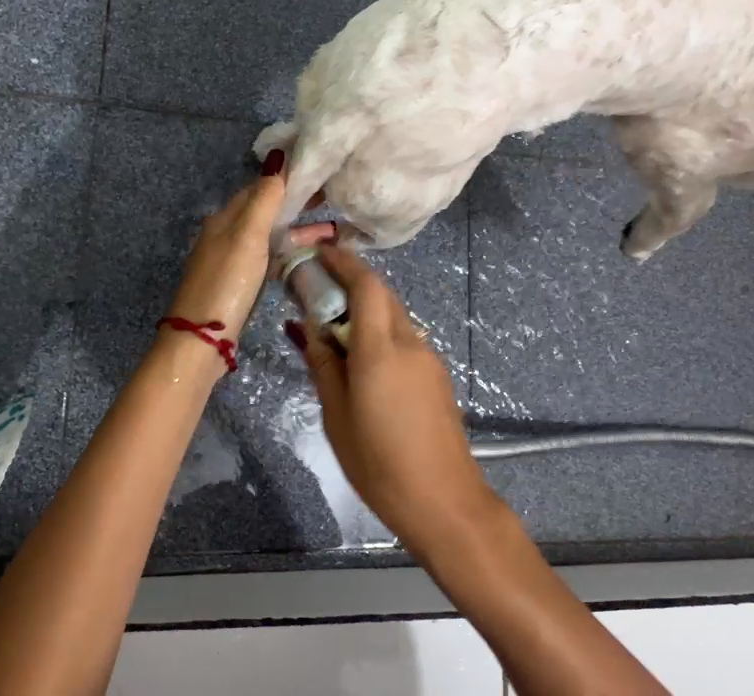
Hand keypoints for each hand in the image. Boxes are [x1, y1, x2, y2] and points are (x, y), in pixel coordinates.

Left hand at [165, 155, 332, 346]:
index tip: (320, 175)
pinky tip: (309, 258)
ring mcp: (231, 262)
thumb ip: (265, 199)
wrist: (201, 340)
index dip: (287, 180)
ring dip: (297, 232)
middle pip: (265, 212)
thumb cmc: (227, 282)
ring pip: (269, 237)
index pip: (259, 188)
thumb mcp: (248, 235)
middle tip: (331, 202)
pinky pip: (268, 260)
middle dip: (296, 206)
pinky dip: (289, 254)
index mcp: (225, 218)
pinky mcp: (238, 286)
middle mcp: (226, 235)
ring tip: (333, 233)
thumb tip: (279, 158)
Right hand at [291, 245, 499, 548]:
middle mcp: (409, 342)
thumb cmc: (379, 464)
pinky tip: (356, 356)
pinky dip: (377, 332)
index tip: (317, 252)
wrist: (444, 502)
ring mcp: (428, 358)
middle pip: (381, 294)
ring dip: (363, 308)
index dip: (342, 262)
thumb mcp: (336, 415)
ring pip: (393, 315)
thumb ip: (323, 364)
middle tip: (315, 286)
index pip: (365, 285)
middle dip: (349, 281)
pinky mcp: (435, 376)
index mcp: (380, 349)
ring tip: (330, 324)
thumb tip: (309, 327)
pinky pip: (403, 338)